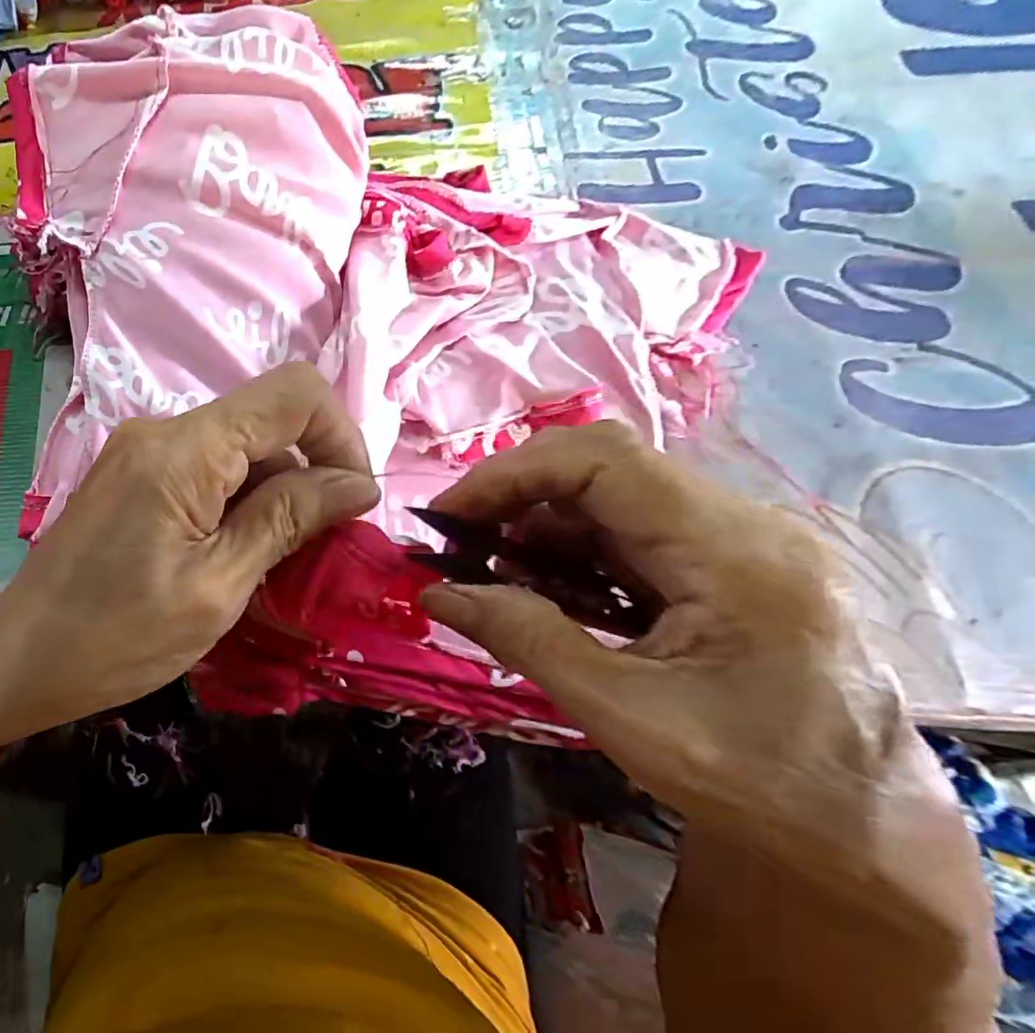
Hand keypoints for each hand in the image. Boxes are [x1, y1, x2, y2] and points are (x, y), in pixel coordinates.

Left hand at [0, 362, 381, 757]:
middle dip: (305, 476)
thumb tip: (356, 482)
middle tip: (311, 554)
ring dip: (269, 498)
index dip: (340, 436)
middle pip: (263, 422)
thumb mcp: (216, 587)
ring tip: (266, 569)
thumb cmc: (115, 639)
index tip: (351, 504)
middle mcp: (157, 431)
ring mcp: (136, 453)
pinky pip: (199, 472)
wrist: (19, 661)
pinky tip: (228, 560)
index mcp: (181, 448)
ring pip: (234, 451)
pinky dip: (231, 506)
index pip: (292, 391)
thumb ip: (286, 521)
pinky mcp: (126, 480)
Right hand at [418, 421, 927, 853]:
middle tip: (456, 541)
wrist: (855, 830)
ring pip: (608, 494)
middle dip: (513, 493)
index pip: (604, 461)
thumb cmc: (751, 779)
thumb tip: (434, 593)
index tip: (445, 519)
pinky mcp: (720, 565)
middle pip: (603, 465)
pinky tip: (538, 591)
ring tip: (487, 573)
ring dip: (533, 523)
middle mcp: (743, 528)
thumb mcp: (621, 713)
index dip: (509, 474)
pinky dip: (563, 549)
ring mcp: (735, 543)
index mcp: (736, 555)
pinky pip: (624, 530)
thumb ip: (524, 640)